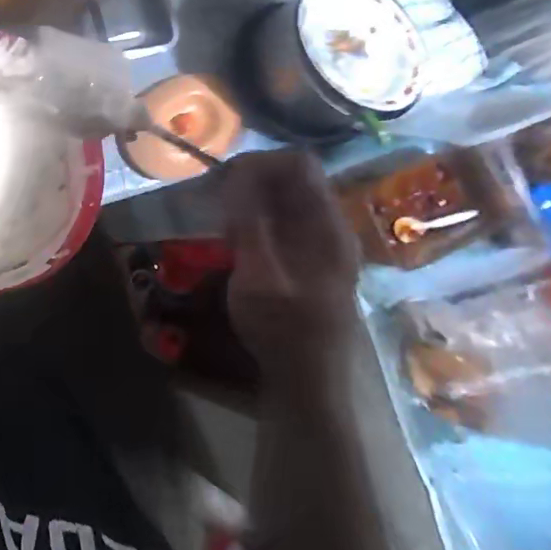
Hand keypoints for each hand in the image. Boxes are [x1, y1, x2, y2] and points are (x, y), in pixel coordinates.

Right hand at [222, 150, 358, 386]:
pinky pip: (287, 222)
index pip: (299, 164)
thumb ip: (249, 221)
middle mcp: (333, 227)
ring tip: (222, 212)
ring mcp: (325, 245)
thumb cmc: (284, 332)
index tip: (224, 177)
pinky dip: (260, 218)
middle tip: (217, 192)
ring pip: (290, 200)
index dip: (260, 161)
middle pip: (295, 179)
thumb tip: (238, 172)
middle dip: (254, 177)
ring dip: (255, 197)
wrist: (309, 388)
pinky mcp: (314, 262)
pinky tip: (238, 236)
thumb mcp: (258, 276)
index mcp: (328, 225)